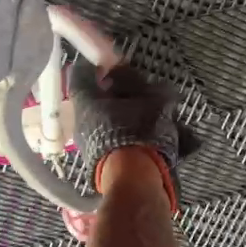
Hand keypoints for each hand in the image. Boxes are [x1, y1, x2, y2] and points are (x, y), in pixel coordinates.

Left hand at [69, 58, 197, 205]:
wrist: (134, 180)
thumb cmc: (140, 133)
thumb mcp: (155, 103)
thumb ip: (154, 90)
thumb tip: (156, 85)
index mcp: (85, 99)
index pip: (82, 71)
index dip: (101, 65)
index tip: (121, 67)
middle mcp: (81, 119)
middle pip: (99, 99)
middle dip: (124, 97)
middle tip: (147, 96)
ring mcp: (89, 143)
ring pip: (112, 122)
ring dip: (135, 119)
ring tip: (164, 124)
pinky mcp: (102, 162)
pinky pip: (119, 141)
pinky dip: (138, 139)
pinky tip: (163, 143)